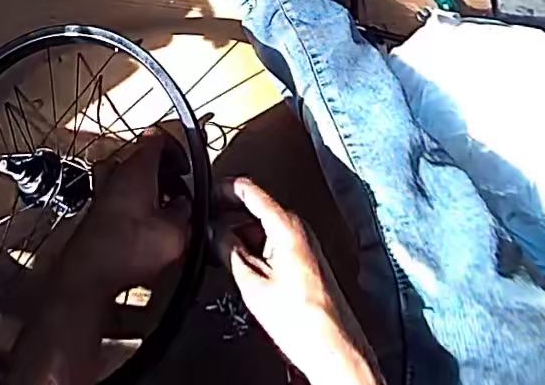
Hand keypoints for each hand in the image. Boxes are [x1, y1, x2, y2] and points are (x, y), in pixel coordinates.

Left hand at [9, 133, 192, 384]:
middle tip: (179, 194)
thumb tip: (185, 207)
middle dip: (165, 173)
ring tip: (164, 211)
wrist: (91, 273)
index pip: (157, 138)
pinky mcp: (97, 209)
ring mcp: (103, 188)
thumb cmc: (130, 247)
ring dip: (148, 187)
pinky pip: (119, 194)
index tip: (186, 168)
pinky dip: (134, 202)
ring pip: (130, 176)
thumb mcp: (174, 232)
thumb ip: (184, 213)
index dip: (176, 149)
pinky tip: (145, 227)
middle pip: (144, 157)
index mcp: (137, 166)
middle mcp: (116, 171)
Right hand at [213, 177, 383, 384]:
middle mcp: (298, 228)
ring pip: (264, 227)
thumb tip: (213, 231)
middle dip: (229, 217)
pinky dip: (256, 248)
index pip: (248, 189)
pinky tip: (243, 267)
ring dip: (242, 235)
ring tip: (222, 252)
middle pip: (255, 208)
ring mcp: (305, 243)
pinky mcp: (307, 260)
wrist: (338, 355)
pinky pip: (275, 242)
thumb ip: (227, 250)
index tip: (206, 194)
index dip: (222, 189)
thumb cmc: (304, 324)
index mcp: (285, 225)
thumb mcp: (252, 284)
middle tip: (208, 227)